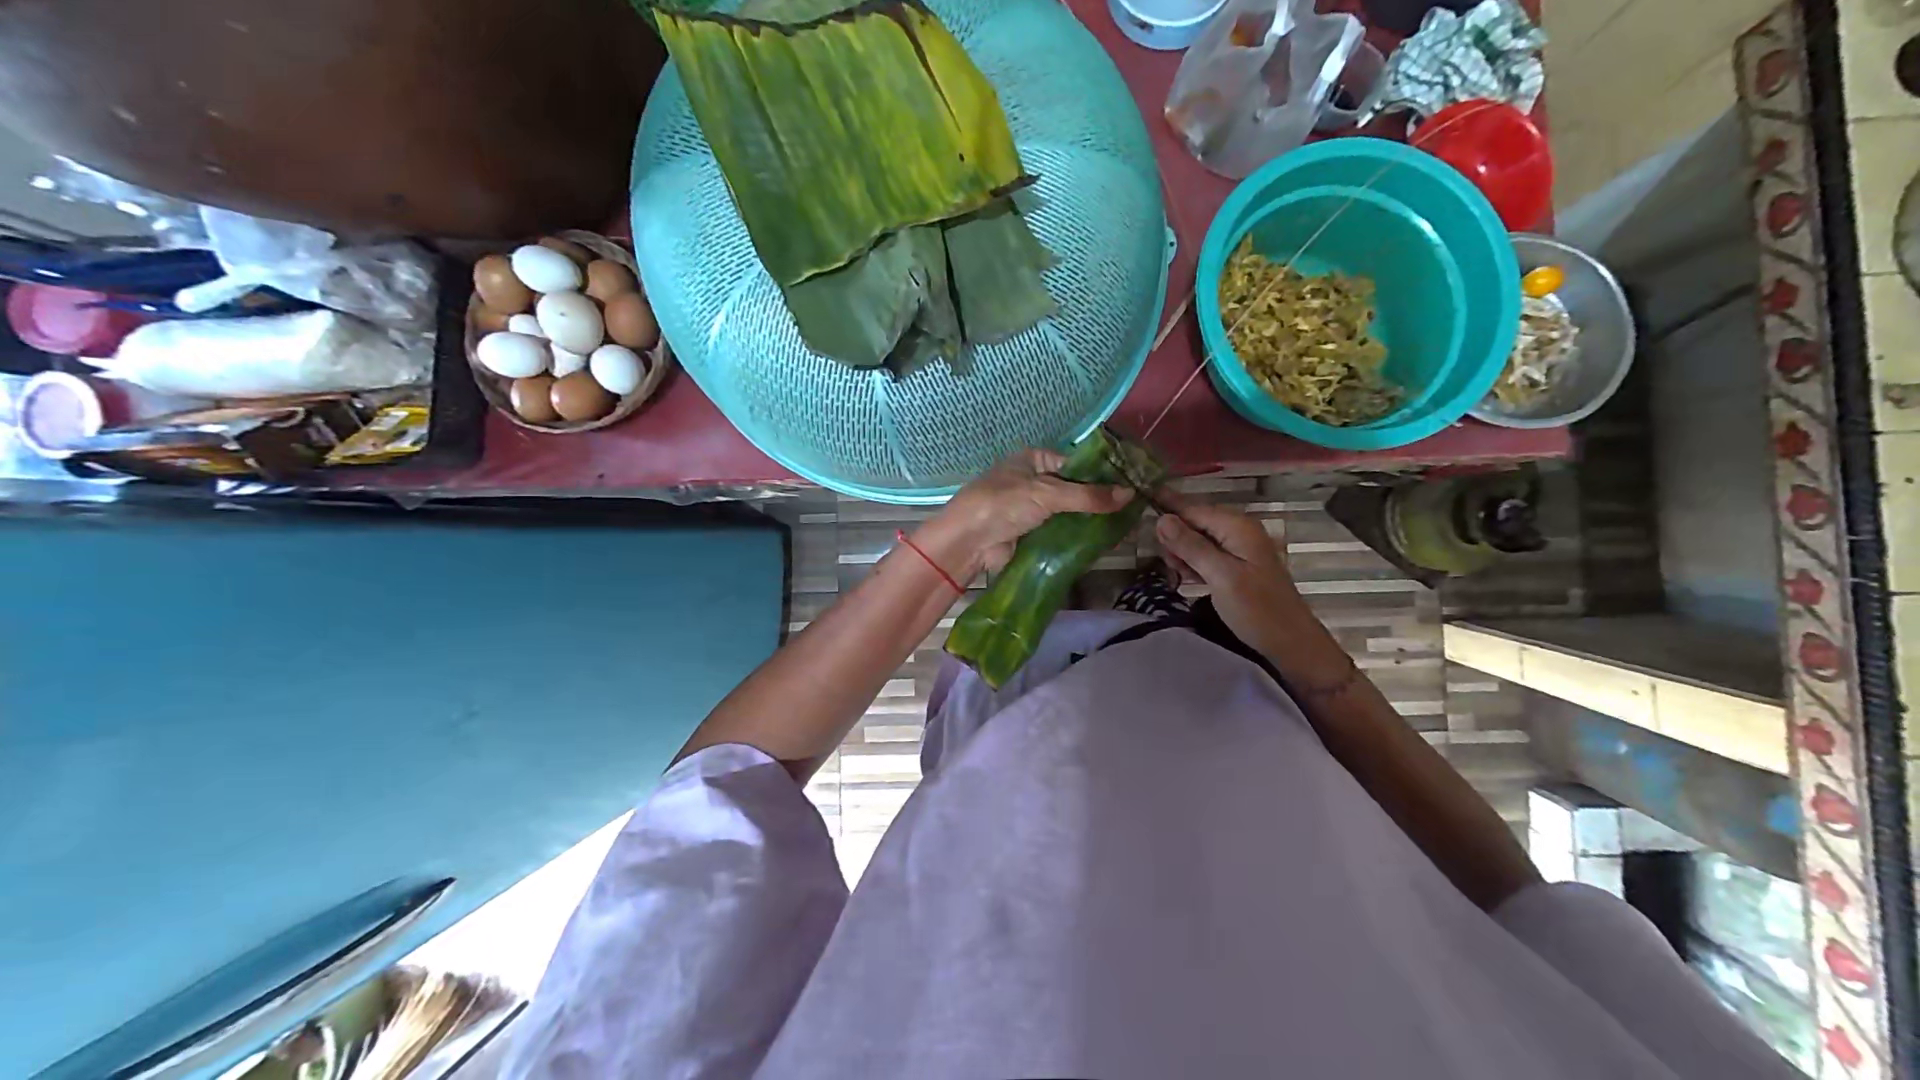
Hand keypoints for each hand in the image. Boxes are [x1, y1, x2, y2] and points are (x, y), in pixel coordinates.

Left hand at [919, 448, 1133, 579]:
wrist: (967, 542)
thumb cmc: (1003, 504)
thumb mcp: (1047, 494)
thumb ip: (1088, 495)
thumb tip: (1129, 495)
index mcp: (1033, 460)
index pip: (1075, 463)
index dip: (1102, 474)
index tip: (1132, 485)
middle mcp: (1032, 482)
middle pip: (1073, 490)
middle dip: (1098, 501)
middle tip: (1133, 512)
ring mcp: (1031, 510)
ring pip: (1068, 514)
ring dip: (1090, 522)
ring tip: (1125, 530)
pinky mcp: (1029, 535)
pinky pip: (1059, 534)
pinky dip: (1077, 539)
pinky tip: (1102, 545)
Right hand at [1153, 494, 1307, 657]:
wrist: (1290, 643)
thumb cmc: (1257, 610)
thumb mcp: (1220, 576)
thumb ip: (1191, 546)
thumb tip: (1161, 518)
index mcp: (1237, 527)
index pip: (1193, 508)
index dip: (1166, 505)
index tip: (1139, 497)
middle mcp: (1238, 530)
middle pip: (1193, 522)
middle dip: (1174, 538)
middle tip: (1169, 564)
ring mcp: (1238, 548)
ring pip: (1196, 540)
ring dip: (1182, 554)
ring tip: (1179, 576)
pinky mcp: (1236, 565)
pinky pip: (1206, 555)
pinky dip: (1193, 565)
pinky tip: (1188, 579)